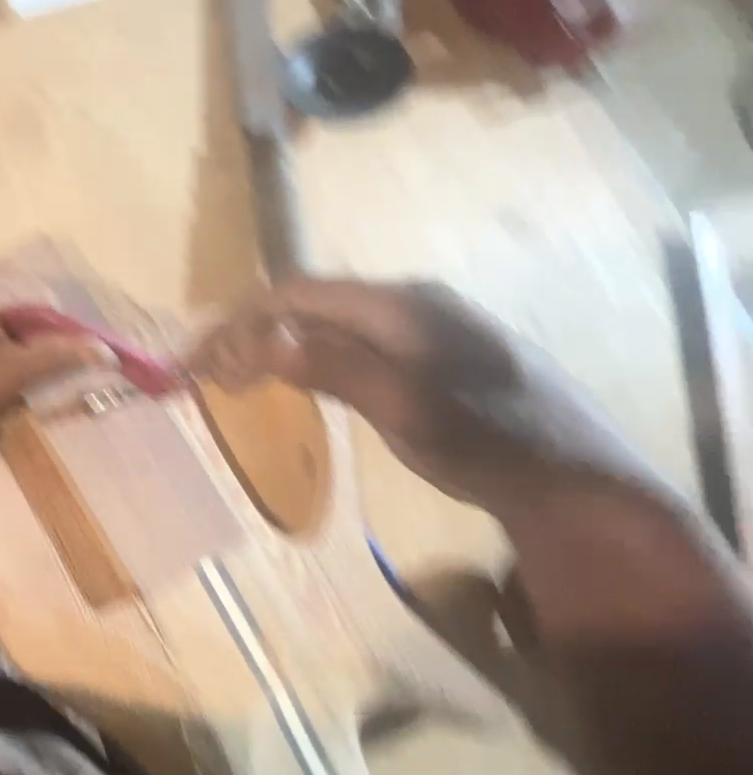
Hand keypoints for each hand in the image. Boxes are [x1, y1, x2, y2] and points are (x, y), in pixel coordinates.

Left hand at [0, 282, 108, 441]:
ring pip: (0, 312)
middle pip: (18, 300)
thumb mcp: (14, 372)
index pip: (38, 292)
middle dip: (42, 325)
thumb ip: (58, 355)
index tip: (80, 342)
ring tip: (41, 357)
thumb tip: (105, 350)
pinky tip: (10, 357)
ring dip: (22, 332)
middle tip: (64, 351)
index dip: (64, 318)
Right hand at [189, 280, 664, 515]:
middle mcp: (401, 303)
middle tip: (207, 376)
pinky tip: (286, 379)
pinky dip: (300, 358)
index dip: (238, 322)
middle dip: (246, 334)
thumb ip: (334, 368)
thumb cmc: (488, 440)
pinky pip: (341, 343)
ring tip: (232, 380)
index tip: (199, 361)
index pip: (295, 294)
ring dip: (269, 346)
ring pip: (319, 324)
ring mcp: (412, 328)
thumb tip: (261, 341)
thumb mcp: (407, 406)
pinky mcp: (418, 355)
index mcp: (397, 304)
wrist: (575, 479)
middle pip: (302, 305)